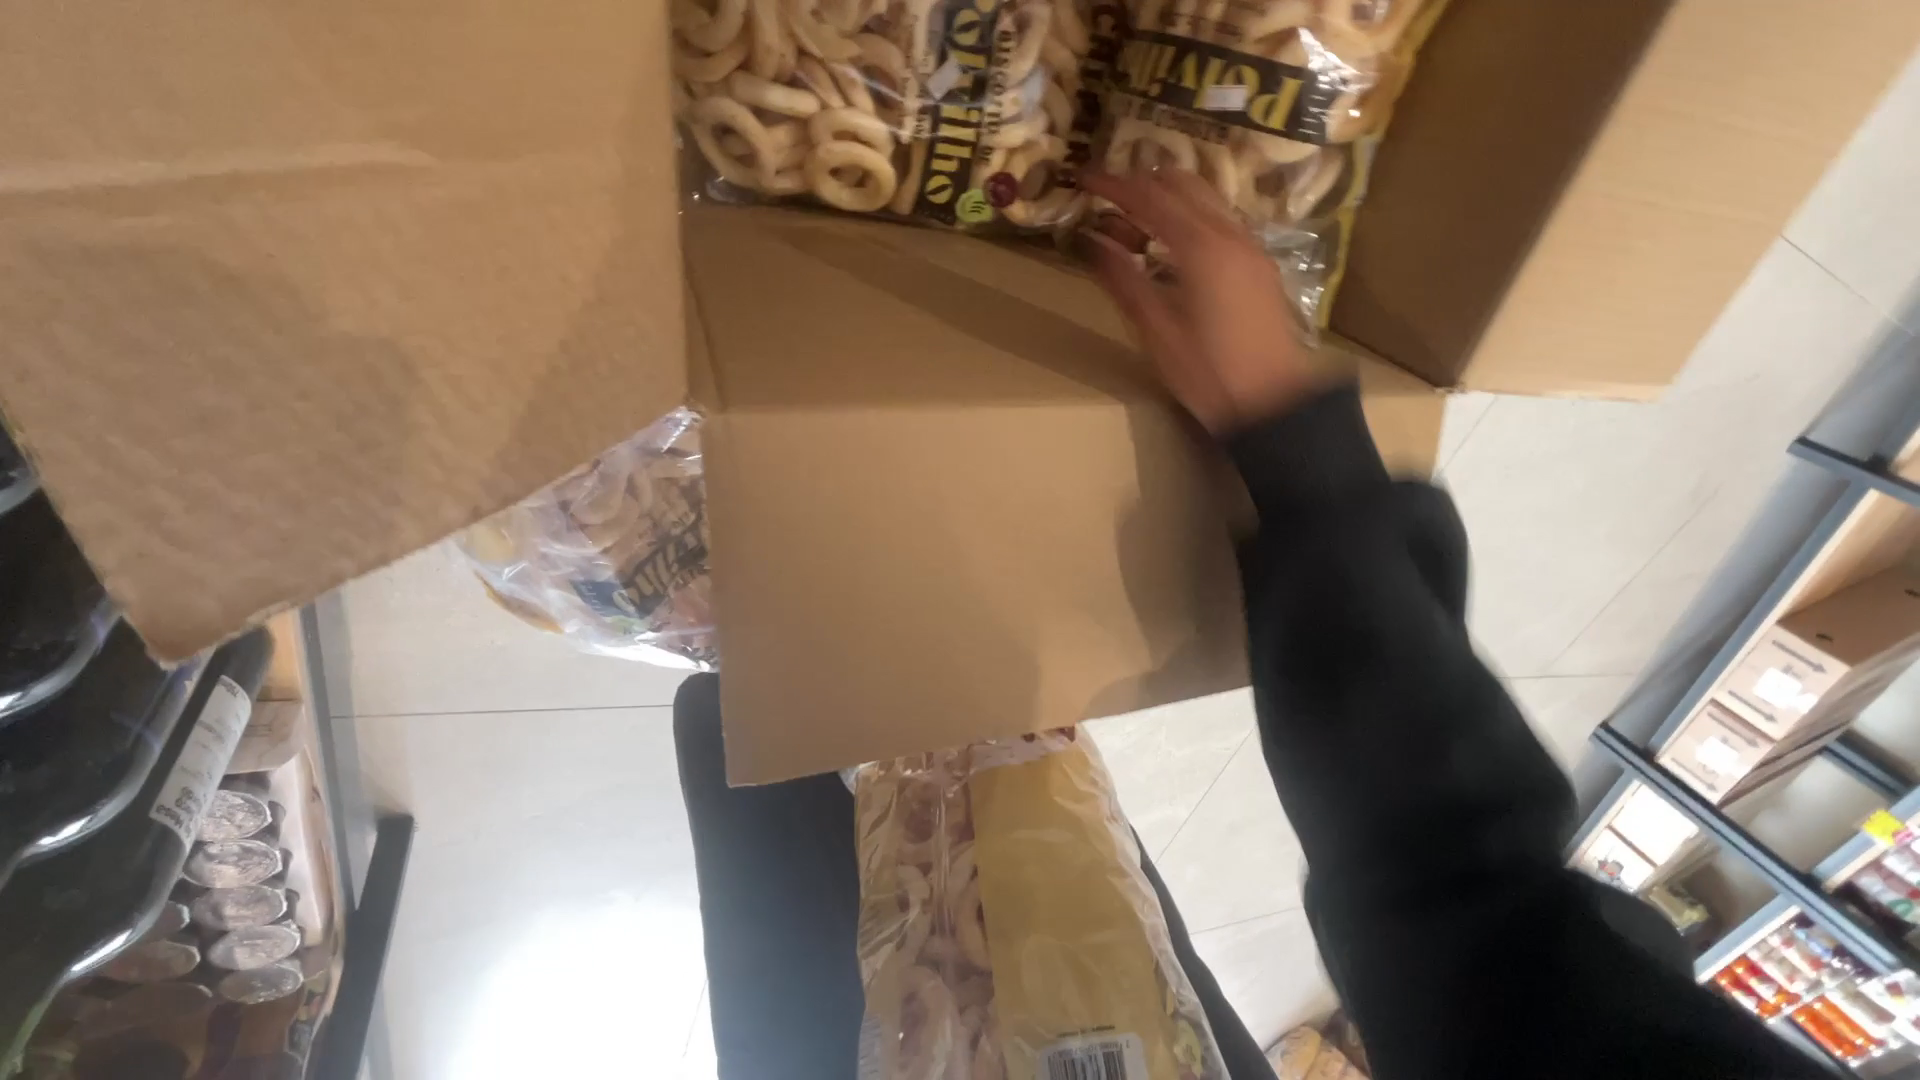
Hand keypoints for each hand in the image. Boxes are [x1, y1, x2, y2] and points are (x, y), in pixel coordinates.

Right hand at [1079, 168, 1317, 432]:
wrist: (1274, 402)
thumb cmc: (1208, 374)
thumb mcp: (1156, 331)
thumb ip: (1123, 280)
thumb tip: (1091, 241)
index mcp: (1200, 248)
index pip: (1149, 196)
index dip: (1113, 183)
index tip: (1082, 176)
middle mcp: (1230, 234)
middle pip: (1182, 182)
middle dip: (1141, 181)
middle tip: (1105, 195)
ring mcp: (1250, 245)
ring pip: (1206, 196)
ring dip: (1168, 195)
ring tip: (1133, 215)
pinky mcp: (1259, 263)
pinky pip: (1220, 217)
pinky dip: (1190, 213)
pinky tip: (1171, 241)